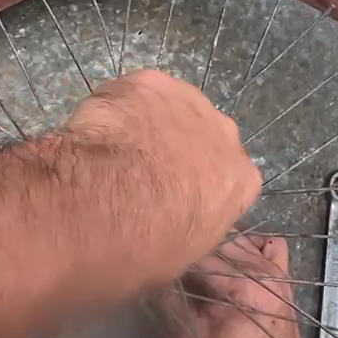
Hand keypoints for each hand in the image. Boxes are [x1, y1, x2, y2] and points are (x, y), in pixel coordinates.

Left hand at [56, 71, 260, 286]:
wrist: (104, 207)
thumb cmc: (145, 249)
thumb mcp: (179, 256)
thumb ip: (187, 228)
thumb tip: (168, 228)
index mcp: (240, 182)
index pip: (228, 180)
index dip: (197, 185)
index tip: (170, 196)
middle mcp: (225, 136)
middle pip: (204, 137)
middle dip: (176, 149)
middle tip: (138, 172)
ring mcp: (188, 102)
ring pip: (169, 108)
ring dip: (147, 123)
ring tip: (112, 148)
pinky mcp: (149, 82)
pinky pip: (134, 92)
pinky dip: (118, 105)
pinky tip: (98, 125)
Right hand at [155, 234, 312, 337]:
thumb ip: (169, 301)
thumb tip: (147, 273)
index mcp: (242, 283)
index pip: (196, 252)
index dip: (169, 255)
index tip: (148, 258)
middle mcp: (263, 270)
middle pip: (217, 241)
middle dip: (188, 249)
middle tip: (163, 261)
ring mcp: (277, 274)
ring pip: (238, 240)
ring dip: (212, 247)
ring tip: (189, 264)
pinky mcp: (283, 283)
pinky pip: (267, 248)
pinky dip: (247, 247)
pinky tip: (228, 262)